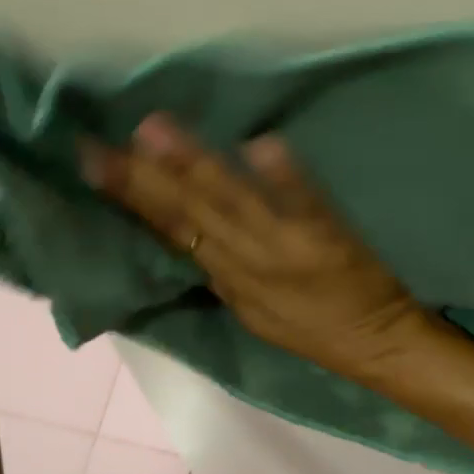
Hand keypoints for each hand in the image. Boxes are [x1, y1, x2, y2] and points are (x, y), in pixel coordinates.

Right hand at [84, 114, 437, 377]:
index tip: (94, 165)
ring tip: (154, 131)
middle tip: (102, 144)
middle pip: (193, 214)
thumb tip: (191, 232)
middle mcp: (254, 263)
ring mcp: (291, 245)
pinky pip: (301, 199)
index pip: (174, 235)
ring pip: (233, 202)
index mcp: (235, 285)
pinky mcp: (329, 232)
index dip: (133, 199)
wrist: (379, 342)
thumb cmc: (315, 333)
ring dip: (195, 166)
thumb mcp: (257, 315)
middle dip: (145, 178)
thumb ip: (225, 274)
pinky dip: (281, 173)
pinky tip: (258, 142)